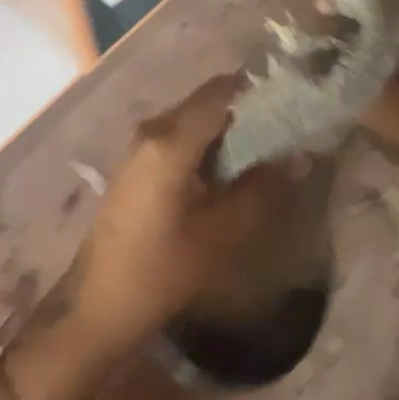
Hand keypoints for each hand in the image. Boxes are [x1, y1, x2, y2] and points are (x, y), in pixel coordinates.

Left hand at [63, 75, 271, 356]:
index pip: (224, 91)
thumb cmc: (160, 272)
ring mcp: (141, 146)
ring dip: (234, 128)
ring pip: (198, 119)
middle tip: (294, 126)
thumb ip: (262, 189)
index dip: (263, 91)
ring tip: (275, 145)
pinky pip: (185, 137)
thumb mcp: (221, 234)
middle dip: (252, 109)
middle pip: (210, 101)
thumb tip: (300, 154)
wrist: (98, 308)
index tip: (299, 101)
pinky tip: (240, 166)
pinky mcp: (140, 165)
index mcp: (169, 141)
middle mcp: (152, 130)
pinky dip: (215, 143)